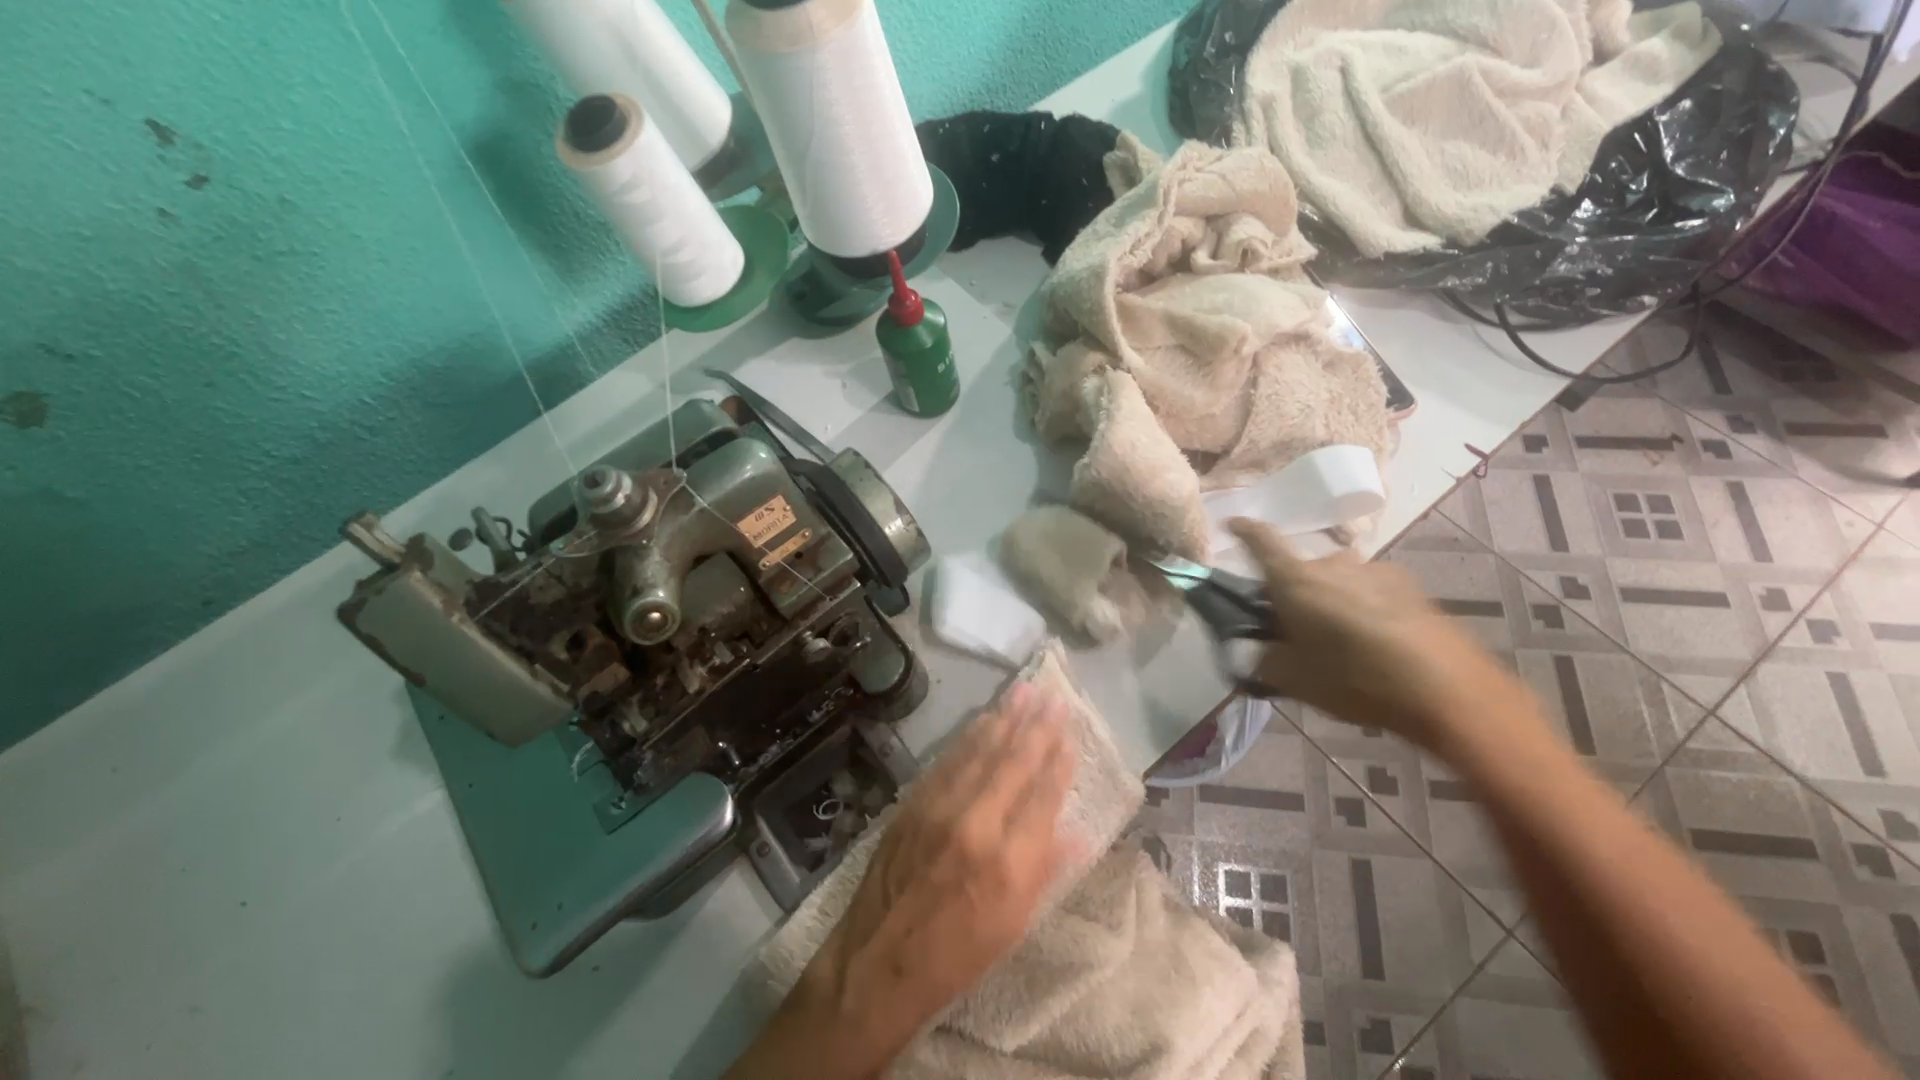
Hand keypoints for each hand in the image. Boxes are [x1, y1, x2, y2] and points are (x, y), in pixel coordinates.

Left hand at [790, 683, 1078, 1065]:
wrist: (876, 967)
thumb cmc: (956, 958)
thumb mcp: (1013, 926)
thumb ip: (1044, 871)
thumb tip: (1076, 833)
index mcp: (1008, 861)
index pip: (1043, 796)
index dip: (1058, 761)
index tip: (1070, 733)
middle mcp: (974, 824)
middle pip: (1011, 763)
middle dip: (1035, 727)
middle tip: (1053, 696)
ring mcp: (936, 810)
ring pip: (977, 753)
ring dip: (1002, 720)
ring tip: (1022, 693)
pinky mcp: (909, 807)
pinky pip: (947, 762)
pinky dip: (967, 739)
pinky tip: (981, 723)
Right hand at [1228, 517, 1521, 750]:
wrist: (1445, 688)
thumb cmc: (1355, 679)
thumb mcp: (1294, 680)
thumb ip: (1263, 660)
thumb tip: (1250, 650)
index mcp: (1296, 581)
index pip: (1262, 542)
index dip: (1244, 531)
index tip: (1233, 523)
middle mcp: (1334, 565)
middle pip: (1303, 569)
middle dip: (1294, 591)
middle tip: (1294, 626)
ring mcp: (1376, 572)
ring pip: (1340, 581)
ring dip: (1332, 600)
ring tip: (1339, 640)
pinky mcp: (1410, 588)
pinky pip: (1371, 592)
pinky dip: (1364, 609)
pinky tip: (1375, 642)